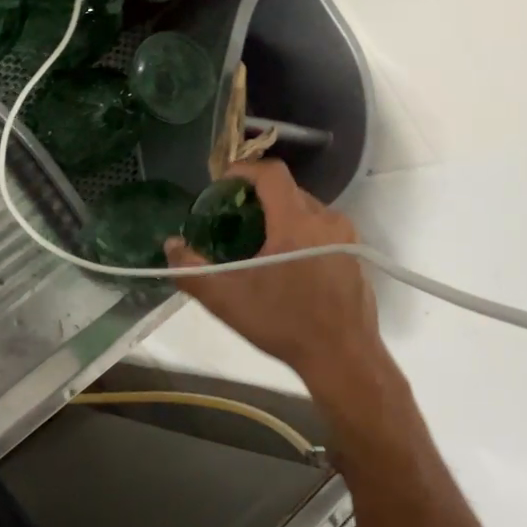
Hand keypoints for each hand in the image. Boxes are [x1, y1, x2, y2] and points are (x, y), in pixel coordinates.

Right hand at [164, 160, 383, 383]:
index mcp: (295, 222)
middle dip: (258, 196)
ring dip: (280, 215)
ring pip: (307, 209)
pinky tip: (284, 262)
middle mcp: (326, 220)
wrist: (342, 356)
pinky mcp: (355, 254)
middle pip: (288, 190)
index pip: (272, 174)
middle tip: (231, 217)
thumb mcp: (225, 299)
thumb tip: (170, 244)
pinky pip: (322, 229)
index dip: (244, 169)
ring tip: (256, 240)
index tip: (221, 182)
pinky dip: (299, 232)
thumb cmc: (282, 323)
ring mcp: (346, 236)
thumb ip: (191, 269)